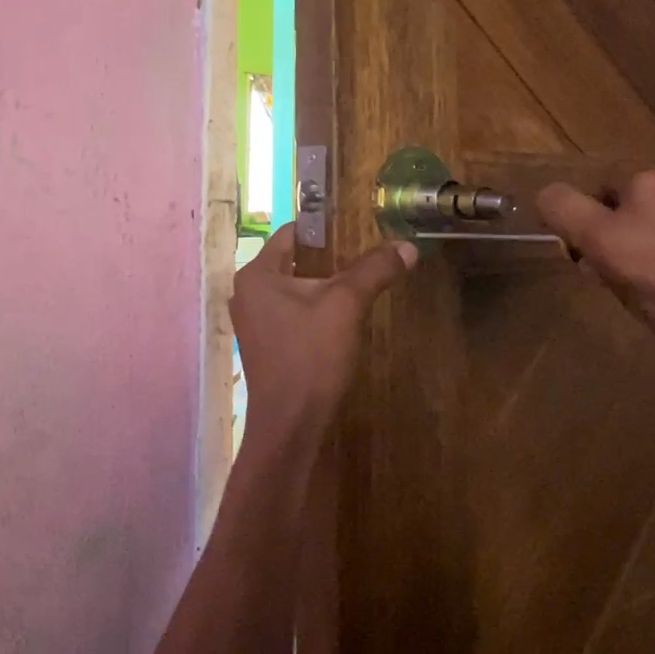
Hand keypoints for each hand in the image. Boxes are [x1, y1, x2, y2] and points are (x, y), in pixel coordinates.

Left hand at [233, 226, 417, 436]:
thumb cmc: (310, 356)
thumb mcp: (346, 306)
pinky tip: (342, 319)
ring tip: (360, 284)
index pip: (291, 233)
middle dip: (329, 259)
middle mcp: (246, 292)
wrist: (290, 425)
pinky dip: (314, 309)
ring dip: (323, 286)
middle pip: (293, 260)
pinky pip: (290, 312)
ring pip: (293, 288)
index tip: (358, 229)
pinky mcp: (264, 345)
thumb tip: (407, 246)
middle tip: (366, 256)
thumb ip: (374, 270)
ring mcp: (252, 321)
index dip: (326, 228)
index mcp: (256, 273)